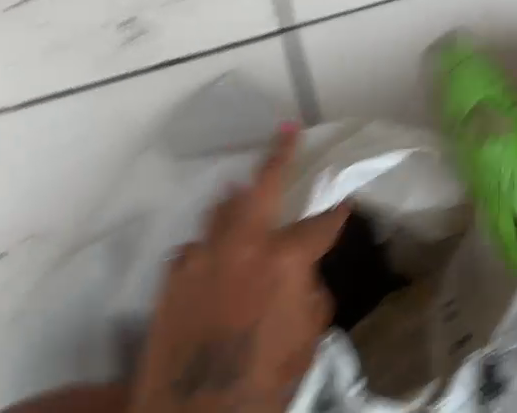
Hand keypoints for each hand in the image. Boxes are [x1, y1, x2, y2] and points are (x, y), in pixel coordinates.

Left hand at [130, 125, 349, 412]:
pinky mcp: (172, 274)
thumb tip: (303, 274)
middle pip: (263, 185)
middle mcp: (243, 243)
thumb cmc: (263, 379)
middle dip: (280, 155)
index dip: (336, 212)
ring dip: (237, 201)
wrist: (194, 412)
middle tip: (287, 131)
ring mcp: (203, 254)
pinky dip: (209, 250)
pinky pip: (195, 249)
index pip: (321, 223)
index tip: (344, 203)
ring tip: (242, 191)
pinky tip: (212, 264)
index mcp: (285, 259)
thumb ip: (310, 292)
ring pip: (222, 209)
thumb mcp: (307, 338)